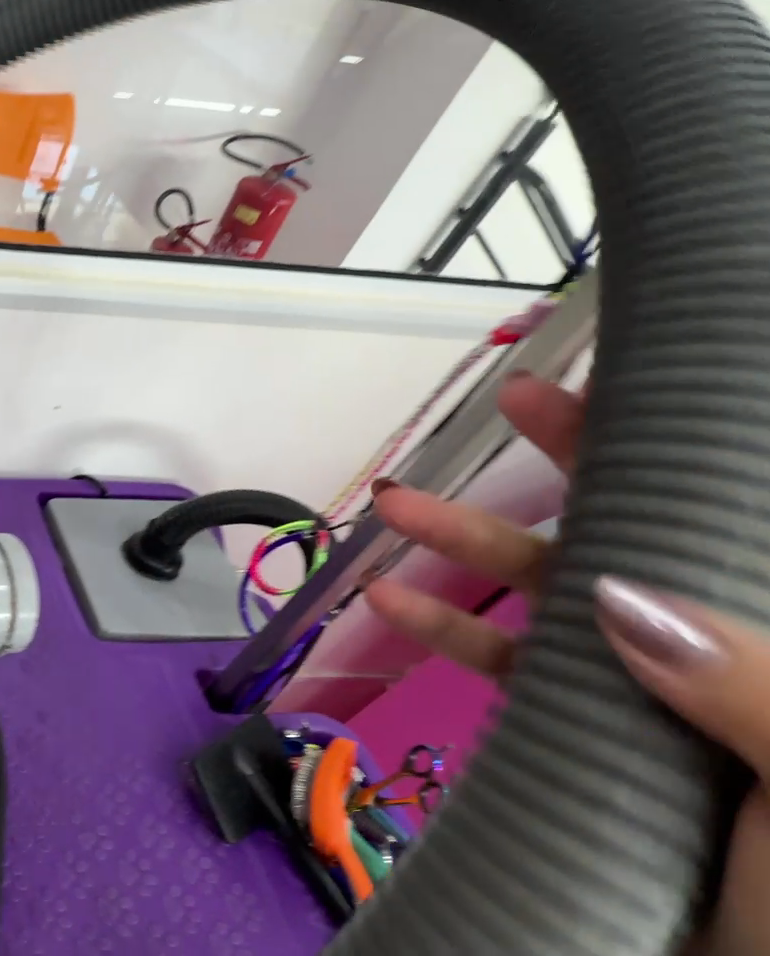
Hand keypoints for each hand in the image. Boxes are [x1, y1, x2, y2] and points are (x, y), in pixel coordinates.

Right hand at [365, 371, 769, 953]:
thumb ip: (753, 690)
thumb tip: (621, 596)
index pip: (737, 528)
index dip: (679, 455)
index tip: (618, 394)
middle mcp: (727, 655)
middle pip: (645, 536)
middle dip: (574, 468)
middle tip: (514, 400)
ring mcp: (651, 692)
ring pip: (559, 595)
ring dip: (472, 545)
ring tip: (393, 506)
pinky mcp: (584, 731)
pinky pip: (510, 666)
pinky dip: (448, 630)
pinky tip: (391, 600)